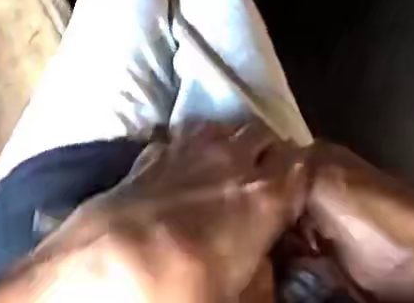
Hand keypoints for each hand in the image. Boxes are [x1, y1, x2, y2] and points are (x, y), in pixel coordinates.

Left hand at [0, 120, 308, 302]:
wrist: (106, 261)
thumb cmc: (183, 287)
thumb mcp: (241, 298)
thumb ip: (264, 273)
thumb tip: (266, 258)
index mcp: (261, 193)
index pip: (301, 162)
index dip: (306, 176)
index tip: (306, 195)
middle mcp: (228, 157)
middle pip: (264, 135)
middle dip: (273, 153)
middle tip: (273, 184)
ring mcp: (189, 145)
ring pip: (228, 127)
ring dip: (237, 143)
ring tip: (236, 172)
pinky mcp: (155, 148)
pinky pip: (191, 133)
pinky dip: (201, 144)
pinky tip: (195, 167)